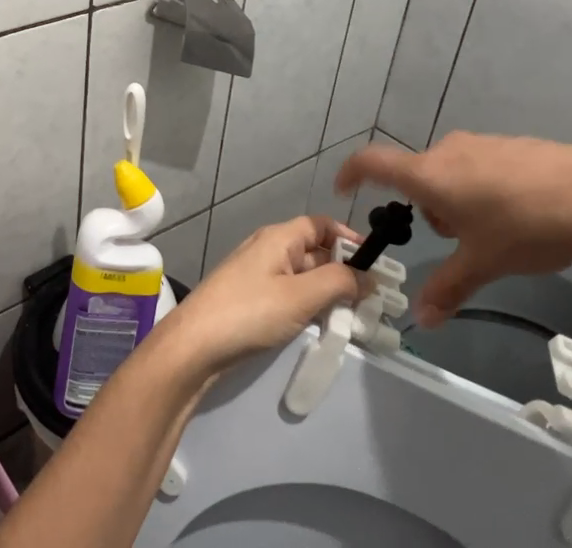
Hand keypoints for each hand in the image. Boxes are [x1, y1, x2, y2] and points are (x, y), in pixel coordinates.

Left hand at [149, 214, 366, 374]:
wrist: (194, 346)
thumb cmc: (249, 313)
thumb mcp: (300, 296)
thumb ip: (338, 282)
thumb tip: (367, 276)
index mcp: (278, 238)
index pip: (321, 225)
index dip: (349, 238)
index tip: (377, 263)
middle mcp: (267, 250)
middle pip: (314, 252)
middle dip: (344, 272)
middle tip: (375, 300)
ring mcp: (257, 277)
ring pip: (303, 277)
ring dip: (329, 293)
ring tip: (357, 318)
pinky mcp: (252, 302)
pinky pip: (290, 296)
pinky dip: (310, 307)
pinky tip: (325, 328)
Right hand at [335, 132, 571, 325]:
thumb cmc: (524, 228)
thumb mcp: (482, 264)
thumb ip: (448, 288)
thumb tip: (422, 320)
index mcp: (428, 175)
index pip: (372, 163)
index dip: (351, 174)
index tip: (344, 189)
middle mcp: (448, 151)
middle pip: (420, 177)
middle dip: (429, 210)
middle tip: (456, 243)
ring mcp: (484, 144)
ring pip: (453, 174)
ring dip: (459, 202)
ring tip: (496, 235)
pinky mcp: (515, 146)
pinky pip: (484, 168)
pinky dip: (487, 191)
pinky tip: (523, 217)